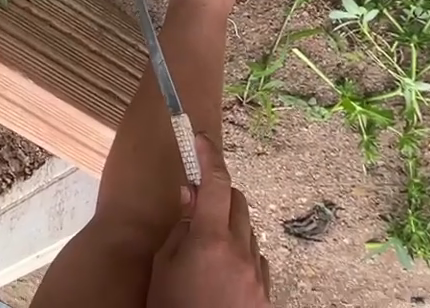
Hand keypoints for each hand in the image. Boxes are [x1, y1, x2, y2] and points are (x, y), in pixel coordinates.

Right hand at [146, 134, 270, 307]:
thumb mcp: (163, 266)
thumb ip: (180, 227)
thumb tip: (191, 196)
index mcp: (211, 240)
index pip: (216, 182)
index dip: (209, 155)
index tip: (200, 138)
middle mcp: (241, 252)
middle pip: (237, 201)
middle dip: (218, 193)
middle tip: (197, 200)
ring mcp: (257, 277)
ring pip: (248, 231)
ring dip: (229, 225)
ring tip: (205, 246)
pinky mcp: (266, 297)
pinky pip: (256, 260)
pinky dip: (241, 253)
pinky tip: (222, 271)